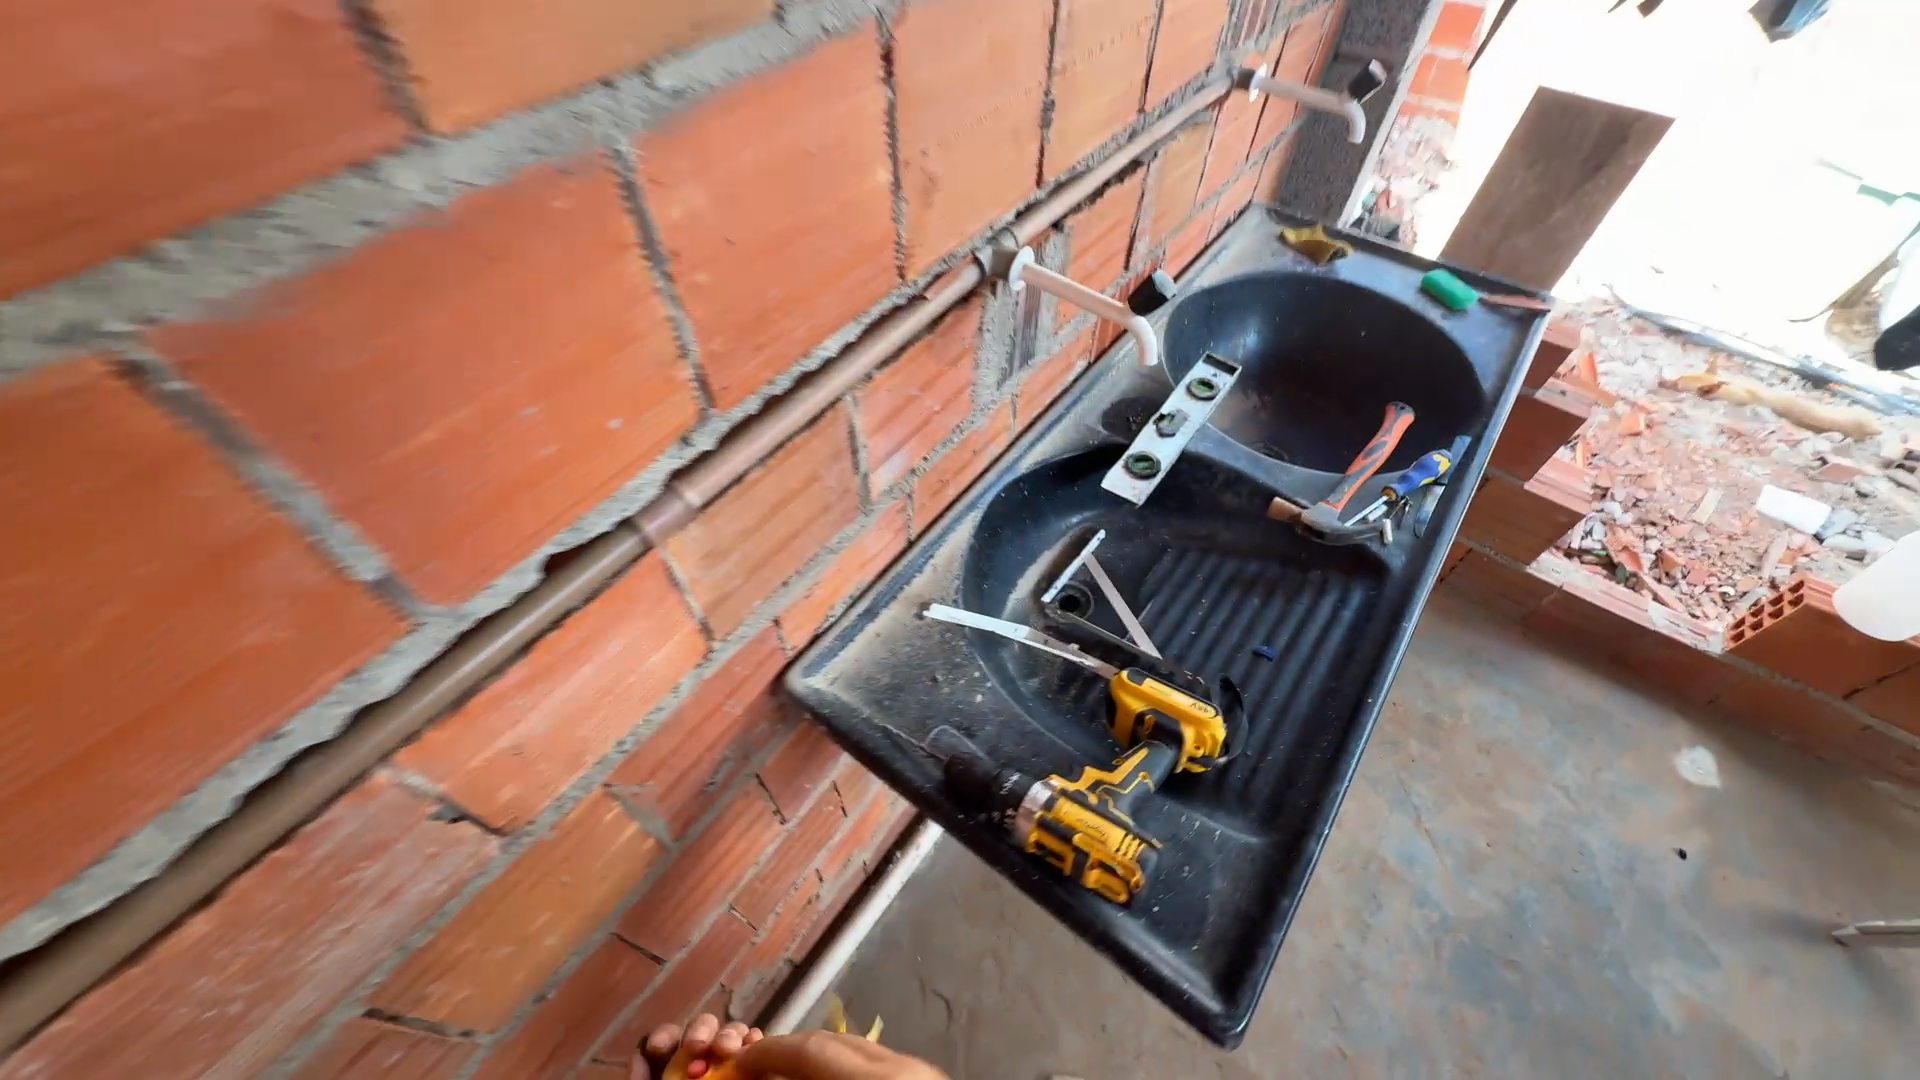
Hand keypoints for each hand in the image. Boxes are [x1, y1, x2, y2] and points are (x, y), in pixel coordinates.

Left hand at [630, 1013, 763, 1079]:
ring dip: (730, 1034)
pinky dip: (756, 1040)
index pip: (670, 1036)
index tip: (657, 1048)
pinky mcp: (754, 1065)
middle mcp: (702, 1055)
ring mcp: (730, 1059)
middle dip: (702, 1029)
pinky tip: (753, 1043)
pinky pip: (757, 1046)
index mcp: (672, 1062)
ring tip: (728, 1048)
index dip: (665, 1035)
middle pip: (704, 1026)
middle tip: (697, 1046)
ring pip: (732, 1031)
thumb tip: (638, 1054)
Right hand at [732, 1030, 948, 1079]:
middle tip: (756, 1067)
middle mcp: (902, 1066)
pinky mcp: (926, 1079)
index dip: (771, 1053)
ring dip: (818, 1060)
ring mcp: (919, 1070)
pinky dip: (845, 1070)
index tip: (740, 1061)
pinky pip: (877, 1064)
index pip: (814, 1051)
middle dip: (791, 1052)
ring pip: (858, 1050)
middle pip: (835, 1042)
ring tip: (787, 1077)